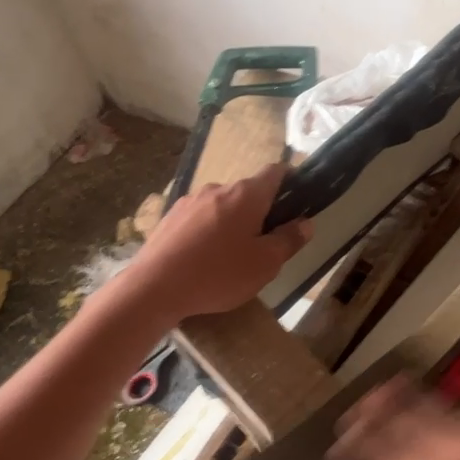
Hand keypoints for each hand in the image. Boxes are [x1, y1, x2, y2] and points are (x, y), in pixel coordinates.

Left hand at [124, 164, 312, 320]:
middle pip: (247, 193)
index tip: (296, 200)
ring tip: (229, 258)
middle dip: (259, 212)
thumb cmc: (219, 274)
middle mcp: (217, 188)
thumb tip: (305, 223)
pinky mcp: (169, 218)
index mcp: (246, 195)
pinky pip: (198, 219)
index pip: (275, 172)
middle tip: (262, 245)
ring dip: (231, 224)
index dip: (289, 180)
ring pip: (221, 207)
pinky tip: (202, 260)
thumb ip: (288, 240)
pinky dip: (207, 233)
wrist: (154, 287)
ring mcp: (190, 201)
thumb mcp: (265, 264)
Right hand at [327, 377, 459, 459]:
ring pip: (432, 409)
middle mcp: (451, 454)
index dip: (348, 450)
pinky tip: (437, 429)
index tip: (337, 448)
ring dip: (406, 407)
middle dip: (372, 413)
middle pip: (399, 416)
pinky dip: (444, 420)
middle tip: (355, 414)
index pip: (370, 455)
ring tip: (386, 402)